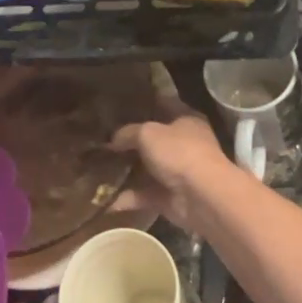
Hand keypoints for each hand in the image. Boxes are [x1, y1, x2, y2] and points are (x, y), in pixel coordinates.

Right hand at [112, 98, 235, 232]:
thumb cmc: (179, 152)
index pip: (165, 105)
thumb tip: (113, 139)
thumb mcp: (148, 133)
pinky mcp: (170, 197)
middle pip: (154, 140)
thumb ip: (128, 133)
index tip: (122, 105)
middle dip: (131, 142)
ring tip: (99, 169)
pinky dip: (128, 197)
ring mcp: (178, 172)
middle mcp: (184, 144)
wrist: (202, 197)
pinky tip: (106, 198)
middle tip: (104, 140)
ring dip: (127, 172)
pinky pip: (145, 195)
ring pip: (148, 170)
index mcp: (187, 120)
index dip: (145, 104)